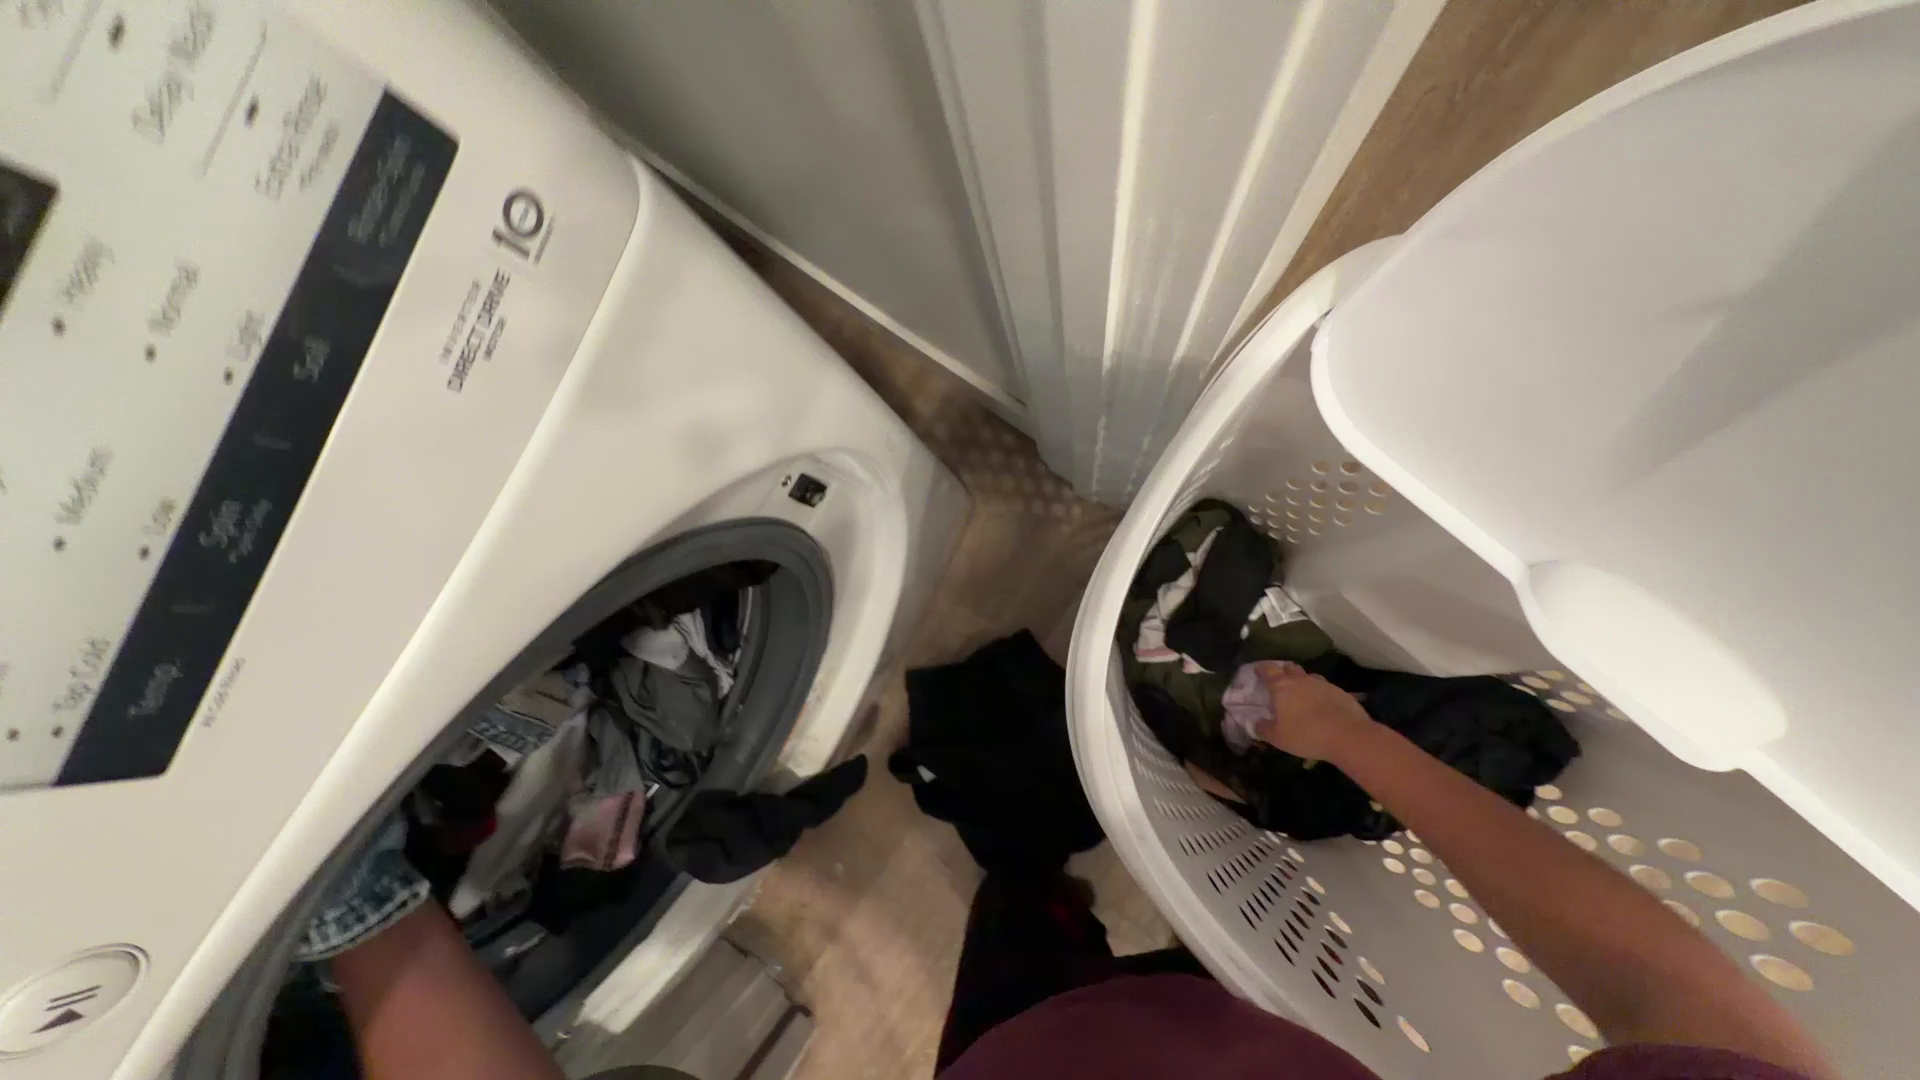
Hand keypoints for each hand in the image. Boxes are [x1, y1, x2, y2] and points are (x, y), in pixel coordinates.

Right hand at [1256, 672, 1371, 762]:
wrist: (1348, 735)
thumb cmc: (1306, 734)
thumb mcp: (1277, 737)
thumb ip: (1263, 728)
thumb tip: (1256, 723)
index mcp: (1281, 686)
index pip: (1268, 669)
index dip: (1261, 668)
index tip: (1257, 670)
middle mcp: (1301, 680)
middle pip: (1289, 667)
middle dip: (1282, 670)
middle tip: (1278, 679)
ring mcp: (1323, 684)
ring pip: (1309, 677)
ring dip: (1303, 681)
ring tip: (1301, 693)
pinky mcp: (1341, 692)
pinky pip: (1325, 688)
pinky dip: (1319, 693)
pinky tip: (1321, 706)